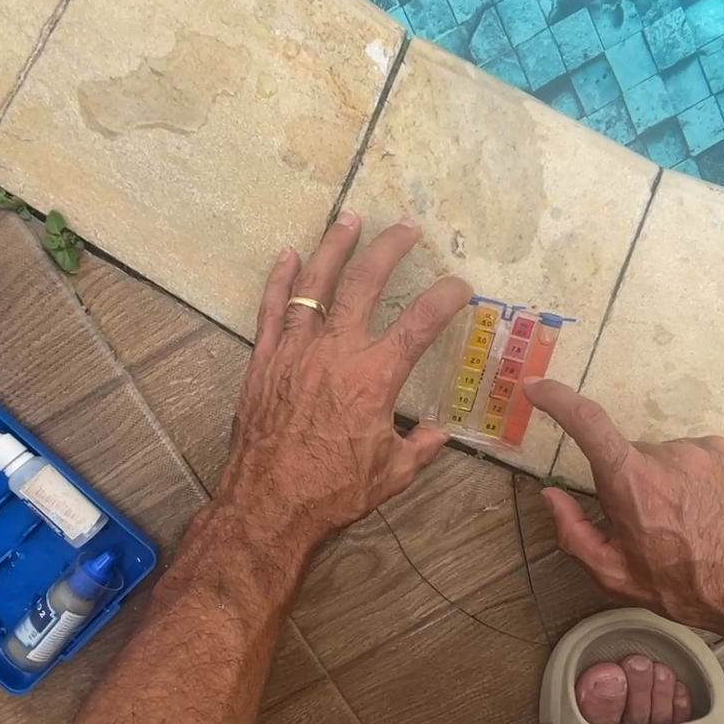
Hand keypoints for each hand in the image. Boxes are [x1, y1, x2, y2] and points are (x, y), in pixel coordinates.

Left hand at [216, 212, 471, 549]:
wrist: (269, 504)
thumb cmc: (334, 491)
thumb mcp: (392, 474)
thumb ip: (420, 448)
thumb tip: (438, 435)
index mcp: (375, 377)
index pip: (420, 323)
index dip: (445, 298)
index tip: (459, 285)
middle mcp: (336, 352)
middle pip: (365, 283)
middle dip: (390, 249)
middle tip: (406, 227)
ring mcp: (295, 351)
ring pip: (315, 284)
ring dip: (334, 247)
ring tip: (349, 219)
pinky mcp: (264, 361)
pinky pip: (271, 310)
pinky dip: (280, 280)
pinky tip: (288, 255)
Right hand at [523, 379, 723, 638]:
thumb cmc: (687, 588)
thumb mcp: (617, 576)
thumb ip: (574, 534)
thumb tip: (550, 495)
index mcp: (634, 483)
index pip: (587, 424)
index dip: (557, 399)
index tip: (535, 386)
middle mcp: (671, 454)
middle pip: (634, 456)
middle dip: (635, 482)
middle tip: (656, 525)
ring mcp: (710, 447)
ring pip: (673, 457)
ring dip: (673, 482)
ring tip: (696, 522)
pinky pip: (706, 455)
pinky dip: (704, 478)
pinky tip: (718, 509)